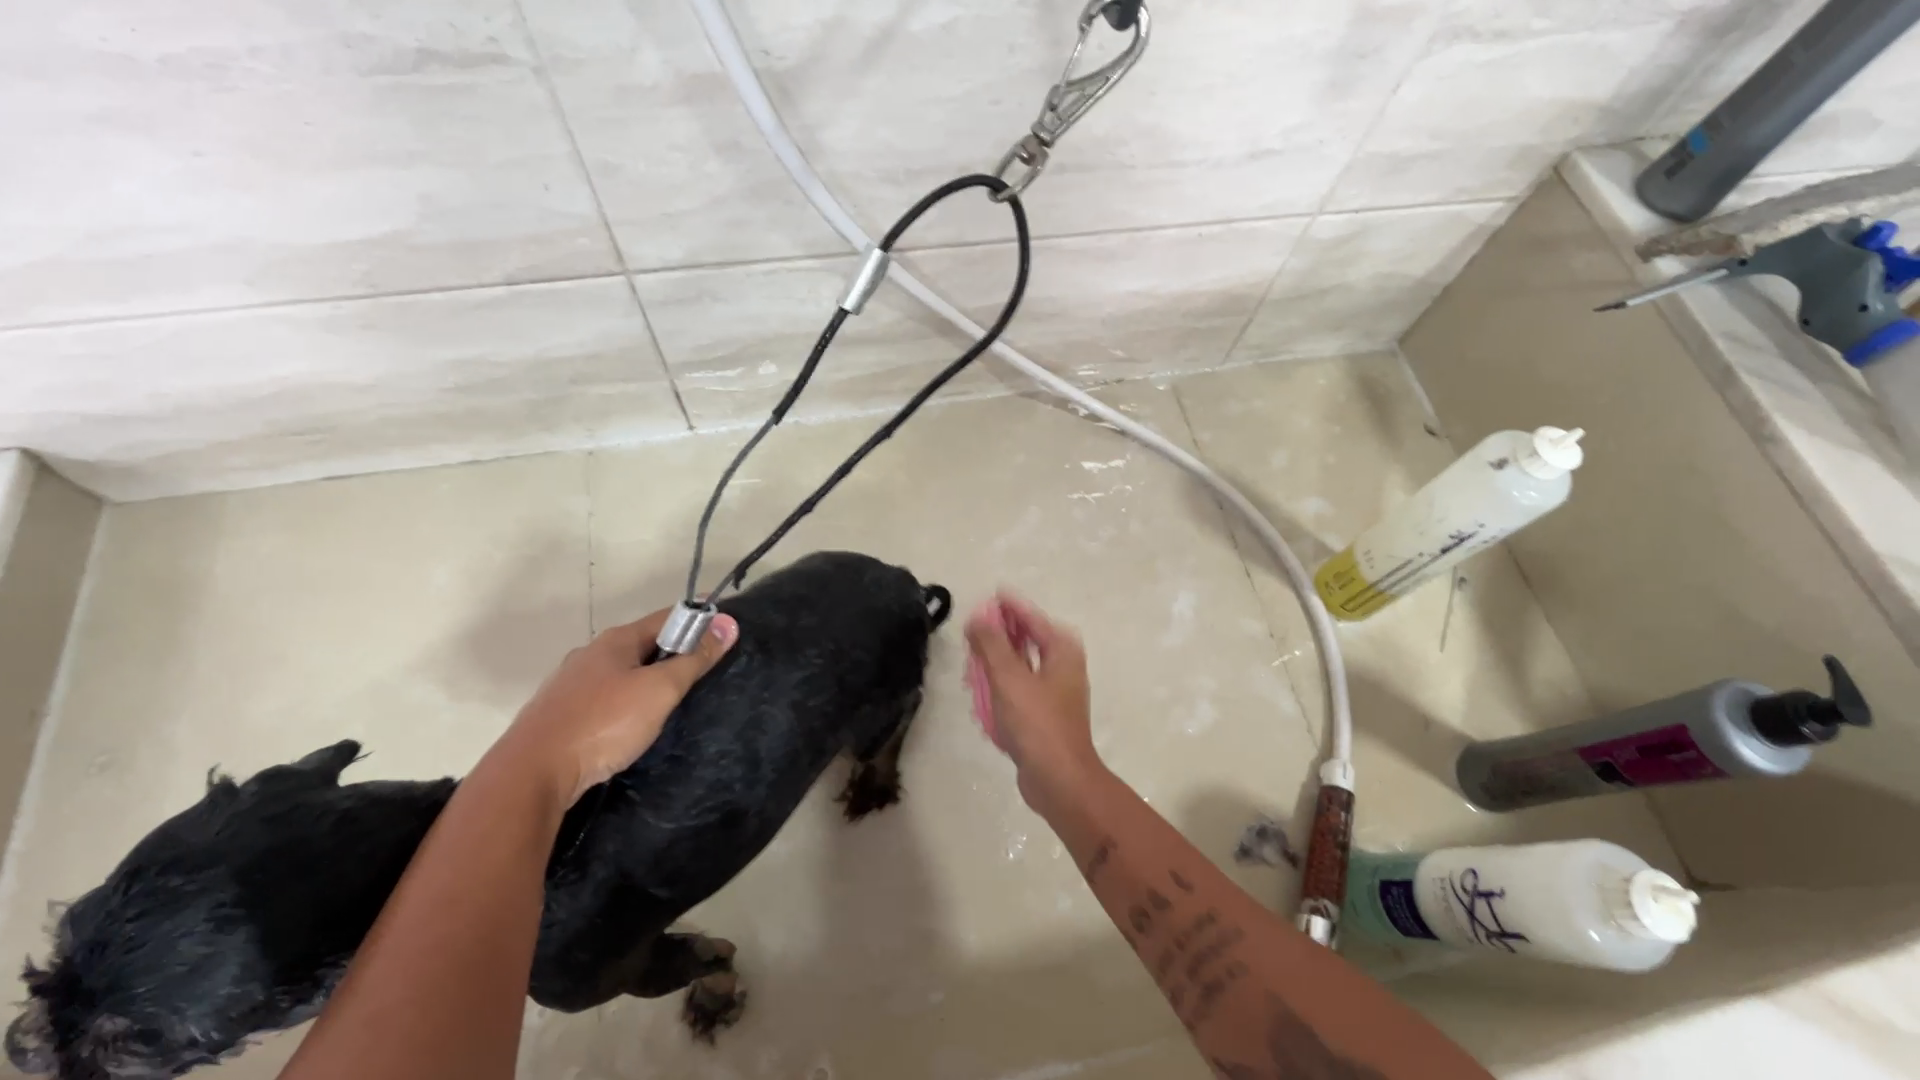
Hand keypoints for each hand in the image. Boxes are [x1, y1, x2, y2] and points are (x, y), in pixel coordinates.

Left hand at [492, 607, 738, 809]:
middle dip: (673, 653)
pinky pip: (605, 698)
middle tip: (704, 672)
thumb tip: (728, 624)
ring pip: (621, 673)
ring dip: (647, 680)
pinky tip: (633, 723)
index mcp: (616, 641)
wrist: (534, 772)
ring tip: (672, 702)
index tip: (725, 631)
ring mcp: (571, 684)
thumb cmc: (604, 723)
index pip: (667, 618)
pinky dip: (626, 702)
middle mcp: (591, 654)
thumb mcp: (659, 690)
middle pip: (643, 645)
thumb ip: (694, 659)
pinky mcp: (561, 713)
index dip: (698, 621)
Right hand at [964, 592, 1100, 807]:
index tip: (986, 596)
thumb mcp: (1008, 678)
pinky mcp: (1044, 714)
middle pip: (1025, 639)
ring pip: (1019, 666)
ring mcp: (1055, 691)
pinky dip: (1000, 688)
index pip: (1030, 616)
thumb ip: (991, 644)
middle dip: (997, 637)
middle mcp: (1062, 665)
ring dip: (995, 664)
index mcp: (1061, 649)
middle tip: (971, 636)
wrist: (1058, 780)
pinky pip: (1018, 689)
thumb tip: (978, 618)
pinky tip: (982, 696)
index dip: (1006, 606)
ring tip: (971, 667)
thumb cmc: (1036, 723)